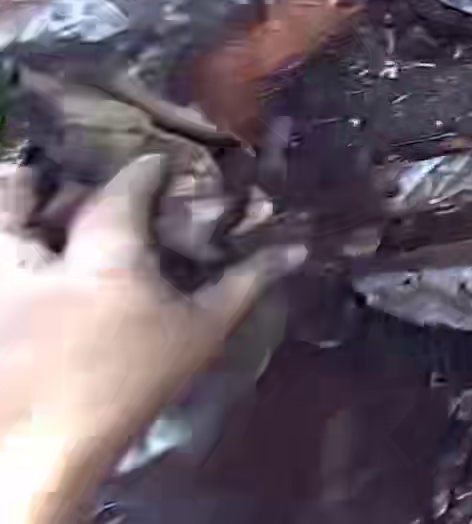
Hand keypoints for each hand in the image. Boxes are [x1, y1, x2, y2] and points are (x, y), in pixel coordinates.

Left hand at [0, 155, 301, 523]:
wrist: (36, 453)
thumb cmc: (132, 381)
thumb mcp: (204, 328)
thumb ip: (247, 280)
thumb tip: (300, 248)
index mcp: (101, 269)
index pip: (116, 204)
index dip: (136, 176)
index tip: (150, 161)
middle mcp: (30, 277)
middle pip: (8, 216)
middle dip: (19, 188)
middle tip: (32, 170)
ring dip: (2, 224)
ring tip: (18, 215)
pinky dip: (3, 266)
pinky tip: (17, 266)